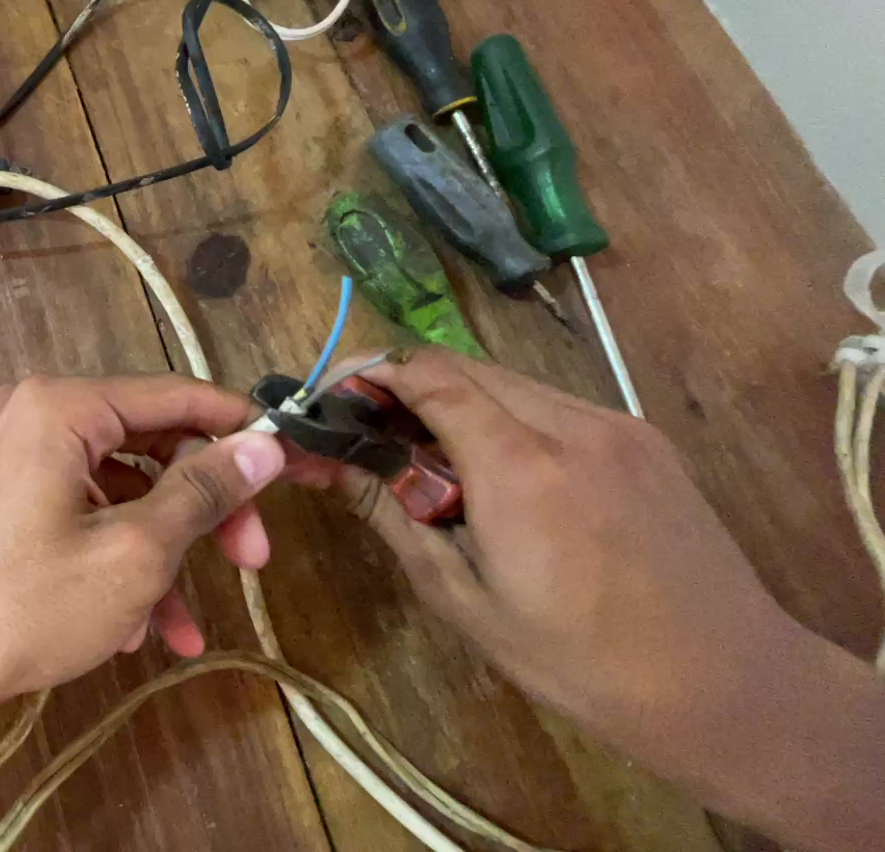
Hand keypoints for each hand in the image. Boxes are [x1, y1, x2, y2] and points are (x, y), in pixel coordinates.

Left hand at [0, 375, 286, 729]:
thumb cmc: (28, 605)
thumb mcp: (134, 551)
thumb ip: (203, 490)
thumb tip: (264, 445)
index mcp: (60, 405)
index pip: (175, 396)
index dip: (243, 429)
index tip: (298, 464)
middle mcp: (34, 414)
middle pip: (148, 444)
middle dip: (203, 507)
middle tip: (252, 560)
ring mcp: (16, 455)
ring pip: (119, 490)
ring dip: (162, 551)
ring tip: (185, 625)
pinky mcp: (8, 494)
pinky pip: (81, 511)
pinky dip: (116, 557)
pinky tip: (140, 628)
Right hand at [284, 348, 814, 782]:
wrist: (733, 692)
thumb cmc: (575, 657)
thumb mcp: (458, 593)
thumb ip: (388, 511)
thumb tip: (324, 463)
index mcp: (518, 467)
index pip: (428, 375)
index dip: (370, 372)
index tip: (331, 396)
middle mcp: (569, 427)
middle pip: (460, 366)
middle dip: (400, 384)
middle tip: (364, 427)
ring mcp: (615, 427)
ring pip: (504, 379)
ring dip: (448, 398)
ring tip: (421, 450)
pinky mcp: (642, 440)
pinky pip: (547, 403)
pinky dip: (498, 414)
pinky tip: (490, 465)